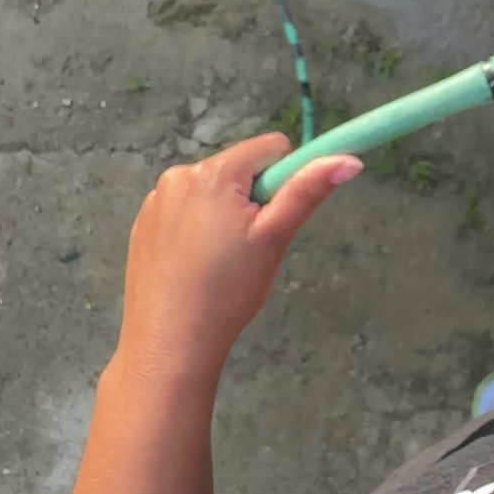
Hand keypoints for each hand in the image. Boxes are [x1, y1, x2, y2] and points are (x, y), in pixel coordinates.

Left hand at [115, 134, 360, 388]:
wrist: (169, 345)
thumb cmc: (227, 290)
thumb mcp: (276, 236)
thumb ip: (310, 190)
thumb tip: (349, 160)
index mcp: (212, 173)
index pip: (272, 148)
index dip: (285, 180)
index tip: (276, 217)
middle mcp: (178, 175)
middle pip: (243, 167)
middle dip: (256, 197)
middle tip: (253, 243)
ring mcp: (156, 200)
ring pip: (217, 188)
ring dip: (230, 210)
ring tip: (226, 257)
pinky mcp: (144, 223)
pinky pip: (190, 206)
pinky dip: (202, 224)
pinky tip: (201, 262)